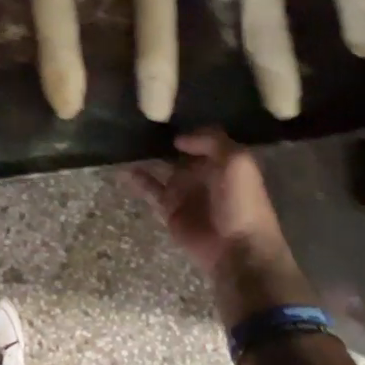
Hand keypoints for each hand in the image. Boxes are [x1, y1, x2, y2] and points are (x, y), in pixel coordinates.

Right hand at [125, 129, 288, 279]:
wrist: (237, 249)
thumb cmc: (241, 202)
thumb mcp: (237, 161)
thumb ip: (210, 141)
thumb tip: (179, 139)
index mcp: (222, 160)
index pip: (201, 138)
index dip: (186, 127)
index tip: (165, 115)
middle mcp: (201, 173)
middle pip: (178, 151)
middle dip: (161, 139)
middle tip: (137, 123)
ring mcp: (184, 191)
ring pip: (161, 168)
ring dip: (146, 156)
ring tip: (124, 140)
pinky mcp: (168, 209)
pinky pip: (149, 189)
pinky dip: (136, 179)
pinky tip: (122, 167)